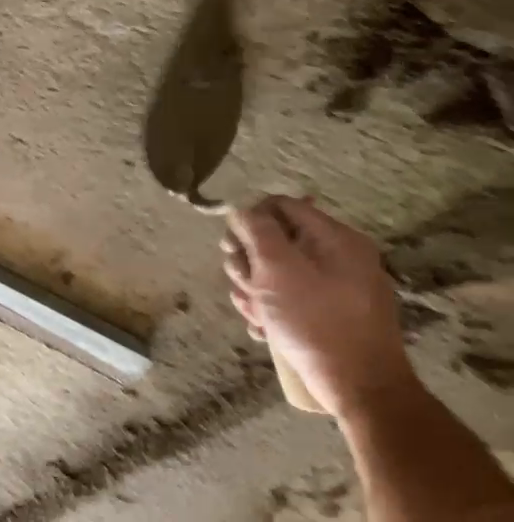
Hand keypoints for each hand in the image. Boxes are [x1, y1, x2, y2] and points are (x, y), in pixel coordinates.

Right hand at [222, 195, 417, 419]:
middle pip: (270, 240)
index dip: (249, 222)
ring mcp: (335, 286)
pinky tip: (267, 327)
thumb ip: (256, 229)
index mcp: (336, 240)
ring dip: (253, 291)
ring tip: (259, 314)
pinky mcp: (329, 312)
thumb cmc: (315, 320)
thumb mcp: (277, 267)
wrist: (358, 387)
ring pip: (271, 271)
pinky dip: (269, 309)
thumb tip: (242, 212)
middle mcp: (339, 257)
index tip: (235, 249)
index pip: (278, 206)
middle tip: (250, 286)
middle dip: (248, 264)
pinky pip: (285, 296)